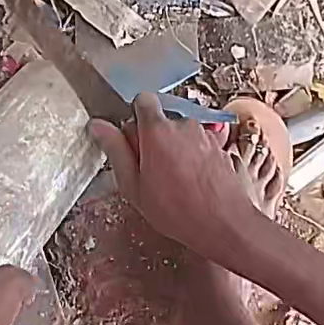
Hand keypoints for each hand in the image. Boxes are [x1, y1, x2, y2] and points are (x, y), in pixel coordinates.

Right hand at [88, 93, 266, 268]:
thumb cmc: (176, 209)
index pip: (143, 100)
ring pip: (180, 133)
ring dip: (174, 148)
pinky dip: (192, 157)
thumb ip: (116, 150)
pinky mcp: (220, 146)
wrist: (224, 224)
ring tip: (172, 180)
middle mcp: (183, 124)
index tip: (133, 140)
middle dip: (153, 138)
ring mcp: (205, 134)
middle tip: (149, 170)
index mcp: (157, 130)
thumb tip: (98, 126)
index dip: (135, 118)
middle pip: (162, 119)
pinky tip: (190, 182)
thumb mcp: (133, 185)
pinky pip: (198, 143)